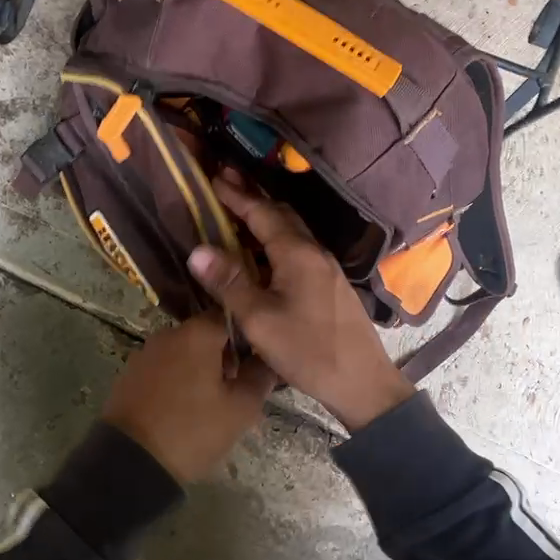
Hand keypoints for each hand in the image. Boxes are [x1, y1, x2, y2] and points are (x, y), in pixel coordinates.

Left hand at [101, 312, 276, 482]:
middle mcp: (168, 334)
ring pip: (184, 351)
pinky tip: (186, 405)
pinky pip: (165, 367)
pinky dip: (179, 378)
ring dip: (202, 367)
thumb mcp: (239, 409)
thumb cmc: (192, 430)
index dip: (249, 333)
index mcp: (197, 334)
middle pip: (206, 333)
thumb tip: (268, 359)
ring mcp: (145, 353)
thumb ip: (259, 378)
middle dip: (225, 354)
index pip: (231, 316)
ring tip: (214, 401)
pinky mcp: (130, 373)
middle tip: (239, 386)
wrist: (131, 460)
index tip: (260, 357)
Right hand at [188, 173, 414, 431]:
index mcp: (297, 254)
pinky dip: (276, 241)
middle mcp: (315, 252)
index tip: (214, 177)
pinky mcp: (330, 286)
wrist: (362, 383)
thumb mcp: (260, 320)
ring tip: (238, 216)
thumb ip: (229, 282)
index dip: (237, 196)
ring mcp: (326, 268)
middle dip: (253, 199)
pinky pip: (298, 249)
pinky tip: (263, 255)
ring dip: (265, 219)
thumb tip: (197, 250)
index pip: (262, 213)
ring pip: (292, 232)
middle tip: (226, 185)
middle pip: (281, 215)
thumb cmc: (308, 351)